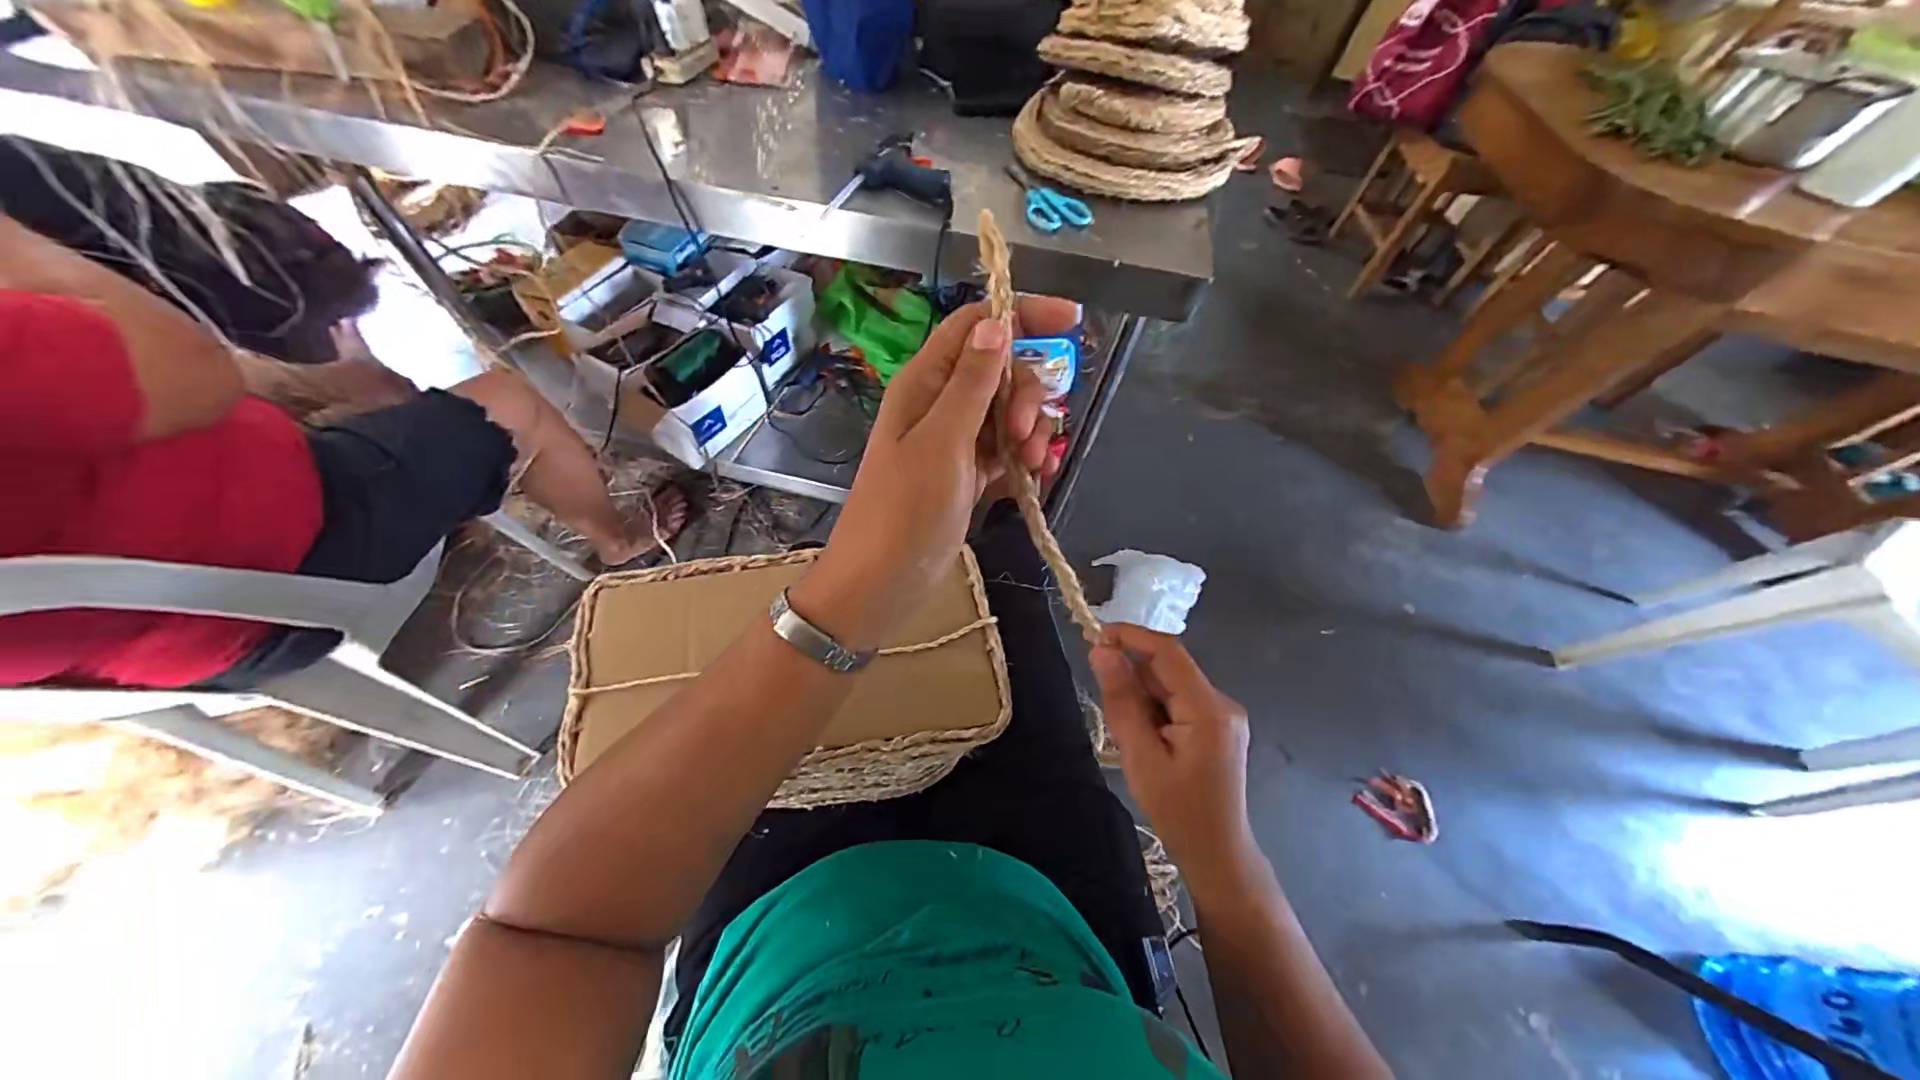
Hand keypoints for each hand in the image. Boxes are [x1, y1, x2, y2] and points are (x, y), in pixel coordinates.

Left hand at [791, 296, 1078, 647]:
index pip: (975, 325)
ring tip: (1031, 463)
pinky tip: (1037, 474)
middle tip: (1026, 431)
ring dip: (1031, 428)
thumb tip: (998, 324)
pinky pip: (1007, 449)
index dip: (1022, 315)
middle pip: (1002, 369)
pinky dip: (1026, 457)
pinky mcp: (968, 475)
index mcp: (925, 382)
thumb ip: (972, 383)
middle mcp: (941, 404)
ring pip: (1009, 411)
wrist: (882, 582)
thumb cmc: (905, 511)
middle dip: (1028, 392)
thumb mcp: (942, 442)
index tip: (1072, 321)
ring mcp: (956, 441)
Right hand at [1090, 624, 1258, 882]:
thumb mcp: (1140, 755)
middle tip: (1108, 710)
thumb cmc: (1177, 811)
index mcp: (1208, 709)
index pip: (1168, 652)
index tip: (1094, 637)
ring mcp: (1223, 715)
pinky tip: (1145, 740)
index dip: (1131, 636)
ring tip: (1130, 738)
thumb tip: (1101, 652)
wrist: (1217, 854)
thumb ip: (1122, 700)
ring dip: (1142, 698)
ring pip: (1171, 686)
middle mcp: (1222, 703)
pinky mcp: (1218, 727)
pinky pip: (1178, 702)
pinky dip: (1154, 710)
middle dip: (1133, 678)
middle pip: (1169, 669)